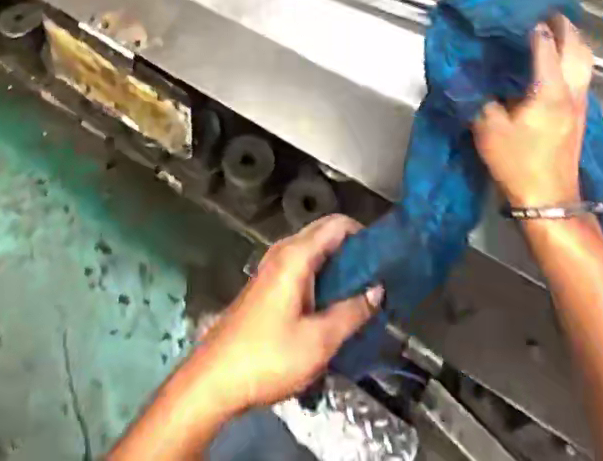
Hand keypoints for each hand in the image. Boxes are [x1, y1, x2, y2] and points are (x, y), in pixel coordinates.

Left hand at [178, 215, 383, 417]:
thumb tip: (377, 290)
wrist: (216, 379)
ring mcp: (273, 268)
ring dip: (339, 267)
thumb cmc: (268, 356)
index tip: (386, 256)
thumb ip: (352, 312)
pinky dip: (323, 277)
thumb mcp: (319, 341)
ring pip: (314, 253)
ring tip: (364, 295)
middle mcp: (283, 252)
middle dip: (354, 250)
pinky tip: (336, 306)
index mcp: (295, 256)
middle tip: (380, 277)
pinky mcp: (268, 286)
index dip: (364, 233)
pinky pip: (302, 268)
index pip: (336, 224)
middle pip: (325, 234)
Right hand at [473, 15, 593, 206]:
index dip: (532, 24)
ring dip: (572, 38)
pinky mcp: (579, 113)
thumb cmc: (517, 162)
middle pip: (577, 45)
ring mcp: (580, 102)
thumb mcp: (487, 127)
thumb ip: (478, 94)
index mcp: (549, 89)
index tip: (516, 10)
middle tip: (543, 9)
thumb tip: (469, 71)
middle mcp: (571, 90)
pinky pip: (582, 72)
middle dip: (563, 24)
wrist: (549, 200)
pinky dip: (572, 55)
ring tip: (554, 26)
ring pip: (585, 59)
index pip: (545, 44)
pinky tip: (556, 56)